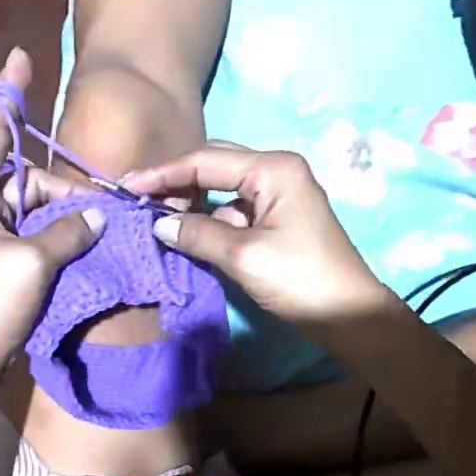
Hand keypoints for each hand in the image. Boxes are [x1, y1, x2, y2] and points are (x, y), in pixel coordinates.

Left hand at [0, 49, 106, 387]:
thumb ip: (69, 229)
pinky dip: (56, 235)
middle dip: (63, 189)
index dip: (11, 94)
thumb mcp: (33, 262)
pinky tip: (84, 243)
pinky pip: (31, 231)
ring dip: (64, 217)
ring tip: (99, 231)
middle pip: (24, 176)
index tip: (23, 55)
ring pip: (32, 206)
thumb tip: (98, 214)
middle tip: (103, 209)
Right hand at [123, 143, 395, 324]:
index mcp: (272, 169)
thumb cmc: (299, 279)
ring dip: (191, 200)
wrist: (347, 314)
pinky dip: (208, 217)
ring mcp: (277, 193)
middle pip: (213, 164)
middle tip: (139, 197)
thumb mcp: (243, 256)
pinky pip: (232, 208)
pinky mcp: (276, 217)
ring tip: (158, 217)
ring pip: (221, 187)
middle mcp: (275, 170)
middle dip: (176, 180)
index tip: (127, 185)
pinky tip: (188, 230)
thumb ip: (197, 234)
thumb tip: (159, 224)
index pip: (205, 161)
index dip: (163, 173)